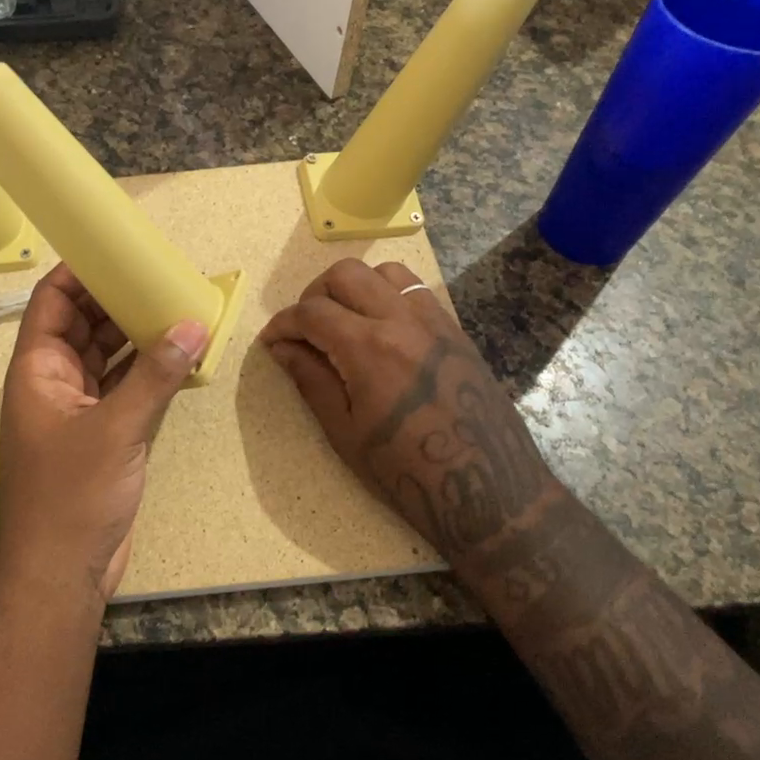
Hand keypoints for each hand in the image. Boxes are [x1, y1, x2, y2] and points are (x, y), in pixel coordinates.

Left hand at [0, 264, 209, 602]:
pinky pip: (126, 388)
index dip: (79, 272)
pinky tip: (181, 355)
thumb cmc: (71, 496)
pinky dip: (149, 372)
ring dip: (138, 335)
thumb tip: (193, 325)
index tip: (118, 249)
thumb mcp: (115, 430)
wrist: (60, 574)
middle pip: (83, 325)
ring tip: (179, 306)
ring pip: (108, 356)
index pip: (52, 303)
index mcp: (37, 370)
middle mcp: (55, 382)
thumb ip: (154, 376)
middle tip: (163, 276)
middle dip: (118, 300)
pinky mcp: (103, 436)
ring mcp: (79, 410)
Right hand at [257, 259, 562, 562]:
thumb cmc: (406, 470)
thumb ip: (311, 380)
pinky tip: (379, 329)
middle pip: (345, 274)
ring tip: (343, 322)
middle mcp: (401, 320)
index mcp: (369, 349)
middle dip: (313, 295)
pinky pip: (414, 289)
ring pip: (383, 271)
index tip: (272, 341)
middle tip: (305, 330)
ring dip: (354, 287)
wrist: (488, 487)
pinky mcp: (454, 329)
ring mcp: (433, 320)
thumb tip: (282, 347)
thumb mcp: (345, 432)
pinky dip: (386, 294)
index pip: (312, 312)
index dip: (283, 323)